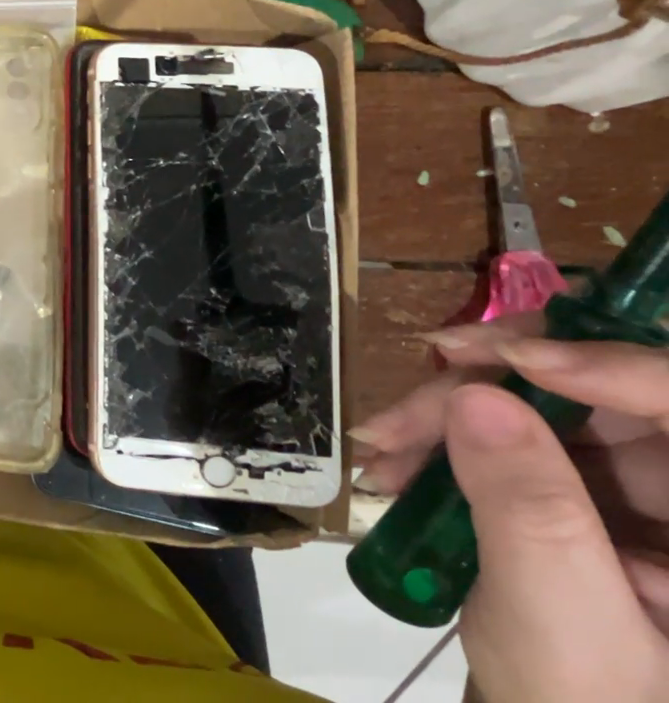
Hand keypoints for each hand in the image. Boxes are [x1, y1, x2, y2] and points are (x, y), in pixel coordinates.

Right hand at [350, 315, 668, 701]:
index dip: (610, 364)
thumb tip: (476, 397)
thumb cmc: (584, 701)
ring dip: (450, 413)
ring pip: (548, 407)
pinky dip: (448, 438)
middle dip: (490, 387)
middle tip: (407, 408)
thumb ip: (528, 508)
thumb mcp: (560, 616)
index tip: (506, 357)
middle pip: (606, 394)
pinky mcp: (586, 491)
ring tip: (382, 448)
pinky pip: (516, 436)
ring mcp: (645, 491)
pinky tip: (398, 463)